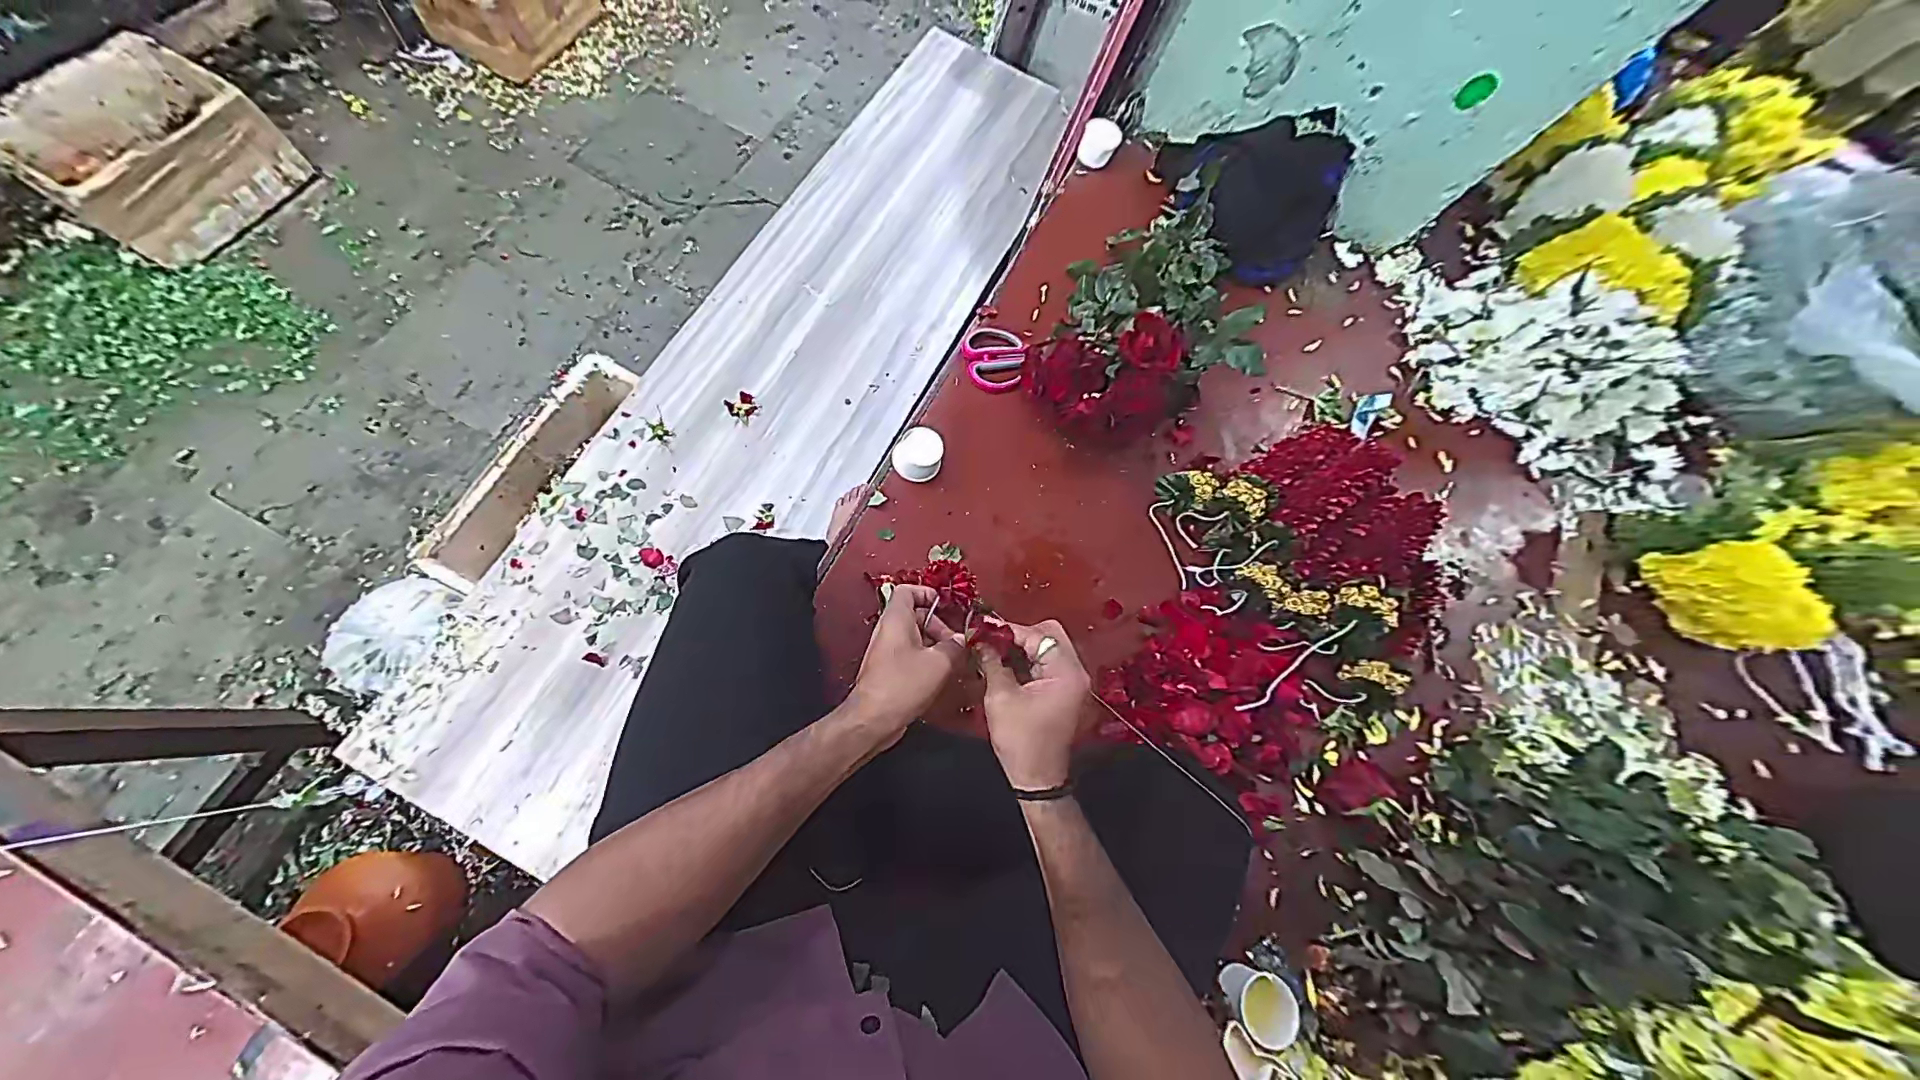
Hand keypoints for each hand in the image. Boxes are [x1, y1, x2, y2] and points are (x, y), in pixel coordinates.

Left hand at [847, 584, 966, 739]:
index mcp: (896, 619)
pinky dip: (926, 659)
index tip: (946, 605)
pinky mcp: (888, 670)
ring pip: (915, 637)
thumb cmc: (902, 684)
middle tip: (956, 642)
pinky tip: (941, 674)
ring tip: (953, 660)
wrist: (872, 719)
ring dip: (935, 644)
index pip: (907, 590)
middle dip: (939, 625)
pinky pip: (910, 655)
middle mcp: (888, 631)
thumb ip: (955, 647)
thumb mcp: (938, 662)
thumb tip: (962, 640)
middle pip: (915, 615)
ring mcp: (887, 651)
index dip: (927, 593)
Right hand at [975, 619, 1090, 789]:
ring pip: (1047, 647)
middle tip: (991, 640)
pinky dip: (1027, 660)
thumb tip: (980, 640)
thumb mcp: (1000, 697)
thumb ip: (992, 662)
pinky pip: (1046, 663)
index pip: (1038, 634)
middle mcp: (1075, 671)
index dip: (1008, 630)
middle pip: (1048, 634)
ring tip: (993, 650)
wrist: (1038, 778)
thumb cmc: (1020, 740)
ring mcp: (1072, 681)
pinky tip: (1005, 664)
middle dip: (1018, 635)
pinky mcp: (1064, 689)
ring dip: (1021, 647)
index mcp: (1066, 672)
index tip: (983, 629)